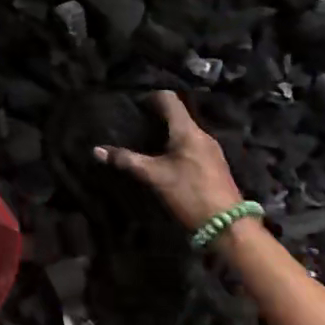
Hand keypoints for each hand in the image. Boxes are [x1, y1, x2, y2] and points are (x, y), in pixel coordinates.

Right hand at [94, 91, 245, 231]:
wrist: (228, 226)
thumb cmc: (189, 193)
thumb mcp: (153, 176)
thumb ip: (125, 160)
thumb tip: (96, 150)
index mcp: (188, 131)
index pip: (169, 99)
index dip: (150, 97)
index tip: (131, 104)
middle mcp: (202, 135)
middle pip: (176, 115)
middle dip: (155, 116)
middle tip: (132, 123)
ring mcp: (210, 150)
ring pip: (184, 131)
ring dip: (165, 132)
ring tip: (143, 140)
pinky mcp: (213, 164)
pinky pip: (190, 144)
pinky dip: (175, 144)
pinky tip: (163, 158)